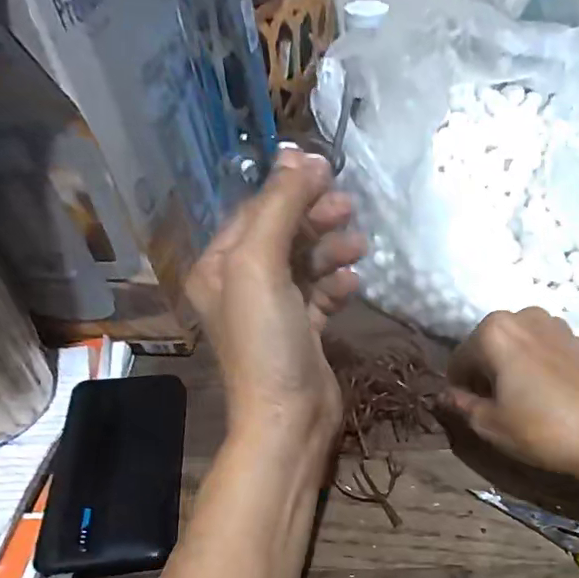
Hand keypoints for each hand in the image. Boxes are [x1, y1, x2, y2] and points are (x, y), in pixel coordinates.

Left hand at [186, 149, 365, 452]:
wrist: (288, 420)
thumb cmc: (266, 343)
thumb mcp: (261, 267)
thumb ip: (280, 208)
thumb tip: (303, 157)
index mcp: (219, 267)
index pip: (255, 212)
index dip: (290, 189)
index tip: (328, 171)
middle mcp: (241, 286)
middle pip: (282, 234)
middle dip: (315, 218)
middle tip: (348, 208)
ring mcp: (273, 312)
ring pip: (305, 263)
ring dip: (331, 249)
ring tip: (359, 246)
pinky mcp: (302, 334)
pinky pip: (320, 295)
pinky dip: (337, 284)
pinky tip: (354, 283)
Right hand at [444, 308, 578, 480]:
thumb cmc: (539, 429)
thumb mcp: (488, 423)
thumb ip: (459, 404)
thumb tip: (443, 396)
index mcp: (494, 331)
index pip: (459, 360)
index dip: (458, 388)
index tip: (468, 411)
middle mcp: (523, 316)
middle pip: (488, 346)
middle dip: (485, 372)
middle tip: (494, 407)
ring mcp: (555, 324)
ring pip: (517, 345)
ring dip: (511, 367)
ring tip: (520, 400)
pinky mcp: (578, 340)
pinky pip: (543, 350)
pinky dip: (536, 366)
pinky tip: (546, 395)